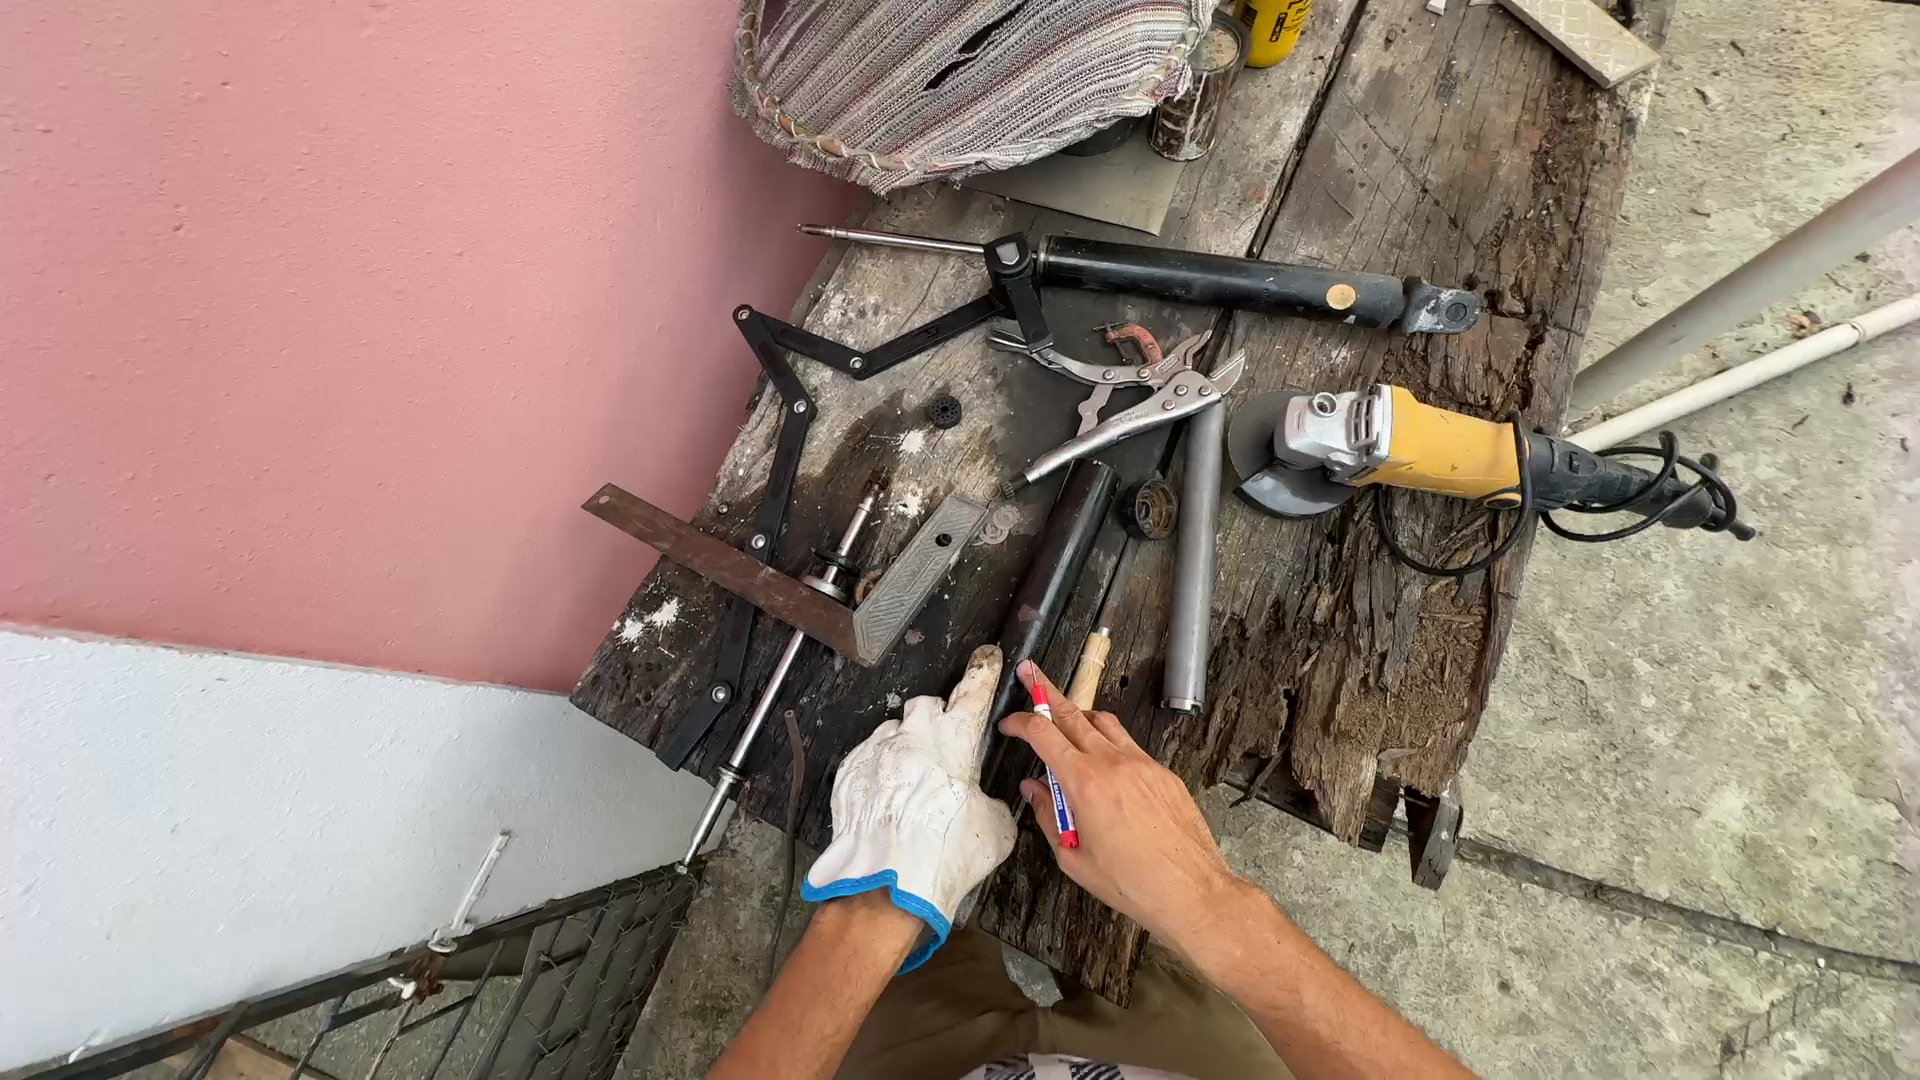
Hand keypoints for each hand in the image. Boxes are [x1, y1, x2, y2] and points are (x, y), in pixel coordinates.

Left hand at [803, 645, 1017, 969]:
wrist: (885, 884)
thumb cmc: (947, 852)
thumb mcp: (994, 829)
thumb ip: (990, 799)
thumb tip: (979, 799)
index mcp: (955, 736)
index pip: (974, 691)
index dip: (983, 672)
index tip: (986, 655)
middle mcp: (915, 731)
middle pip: (928, 708)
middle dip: (936, 724)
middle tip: (942, 758)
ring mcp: (878, 747)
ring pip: (897, 733)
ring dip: (906, 750)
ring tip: (910, 790)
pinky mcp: (850, 767)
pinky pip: (870, 757)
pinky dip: (881, 772)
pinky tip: (887, 803)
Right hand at [998, 659, 1241, 954]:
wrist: (1193, 893)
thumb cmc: (1134, 884)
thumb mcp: (1074, 859)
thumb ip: (1048, 817)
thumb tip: (1034, 791)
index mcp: (1084, 783)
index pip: (1043, 733)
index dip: (1020, 722)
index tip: (1009, 724)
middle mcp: (1112, 763)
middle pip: (1072, 712)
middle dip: (1045, 690)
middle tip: (1030, 672)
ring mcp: (1141, 763)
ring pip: (1104, 721)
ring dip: (1079, 713)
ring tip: (1065, 716)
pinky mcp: (1162, 773)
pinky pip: (1129, 744)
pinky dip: (1109, 741)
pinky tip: (1104, 760)